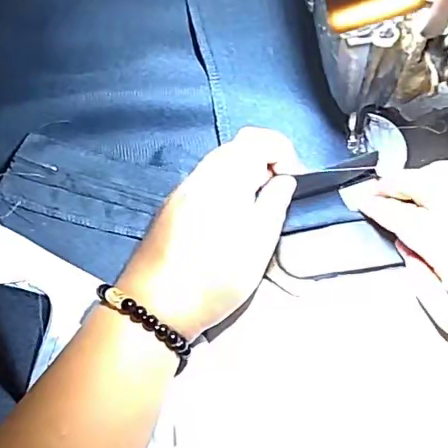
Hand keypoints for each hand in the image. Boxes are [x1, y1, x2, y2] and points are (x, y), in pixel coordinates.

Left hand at [116, 127, 299, 337]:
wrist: (154, 308)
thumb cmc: (213, 280)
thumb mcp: (258, 245)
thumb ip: (274, 204)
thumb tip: (284, 180)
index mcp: (223, 179)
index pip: (258, 139)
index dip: (283, 152)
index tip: (294, 181)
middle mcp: (198, 177)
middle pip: (237, 149)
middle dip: (265, 164)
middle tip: (280, 197)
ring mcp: (180, 193)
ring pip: (219, 167)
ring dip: (245, 178)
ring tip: (258, 213)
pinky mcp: (170, 211)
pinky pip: (205, 185)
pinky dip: (226, 191)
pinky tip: (230, 223)